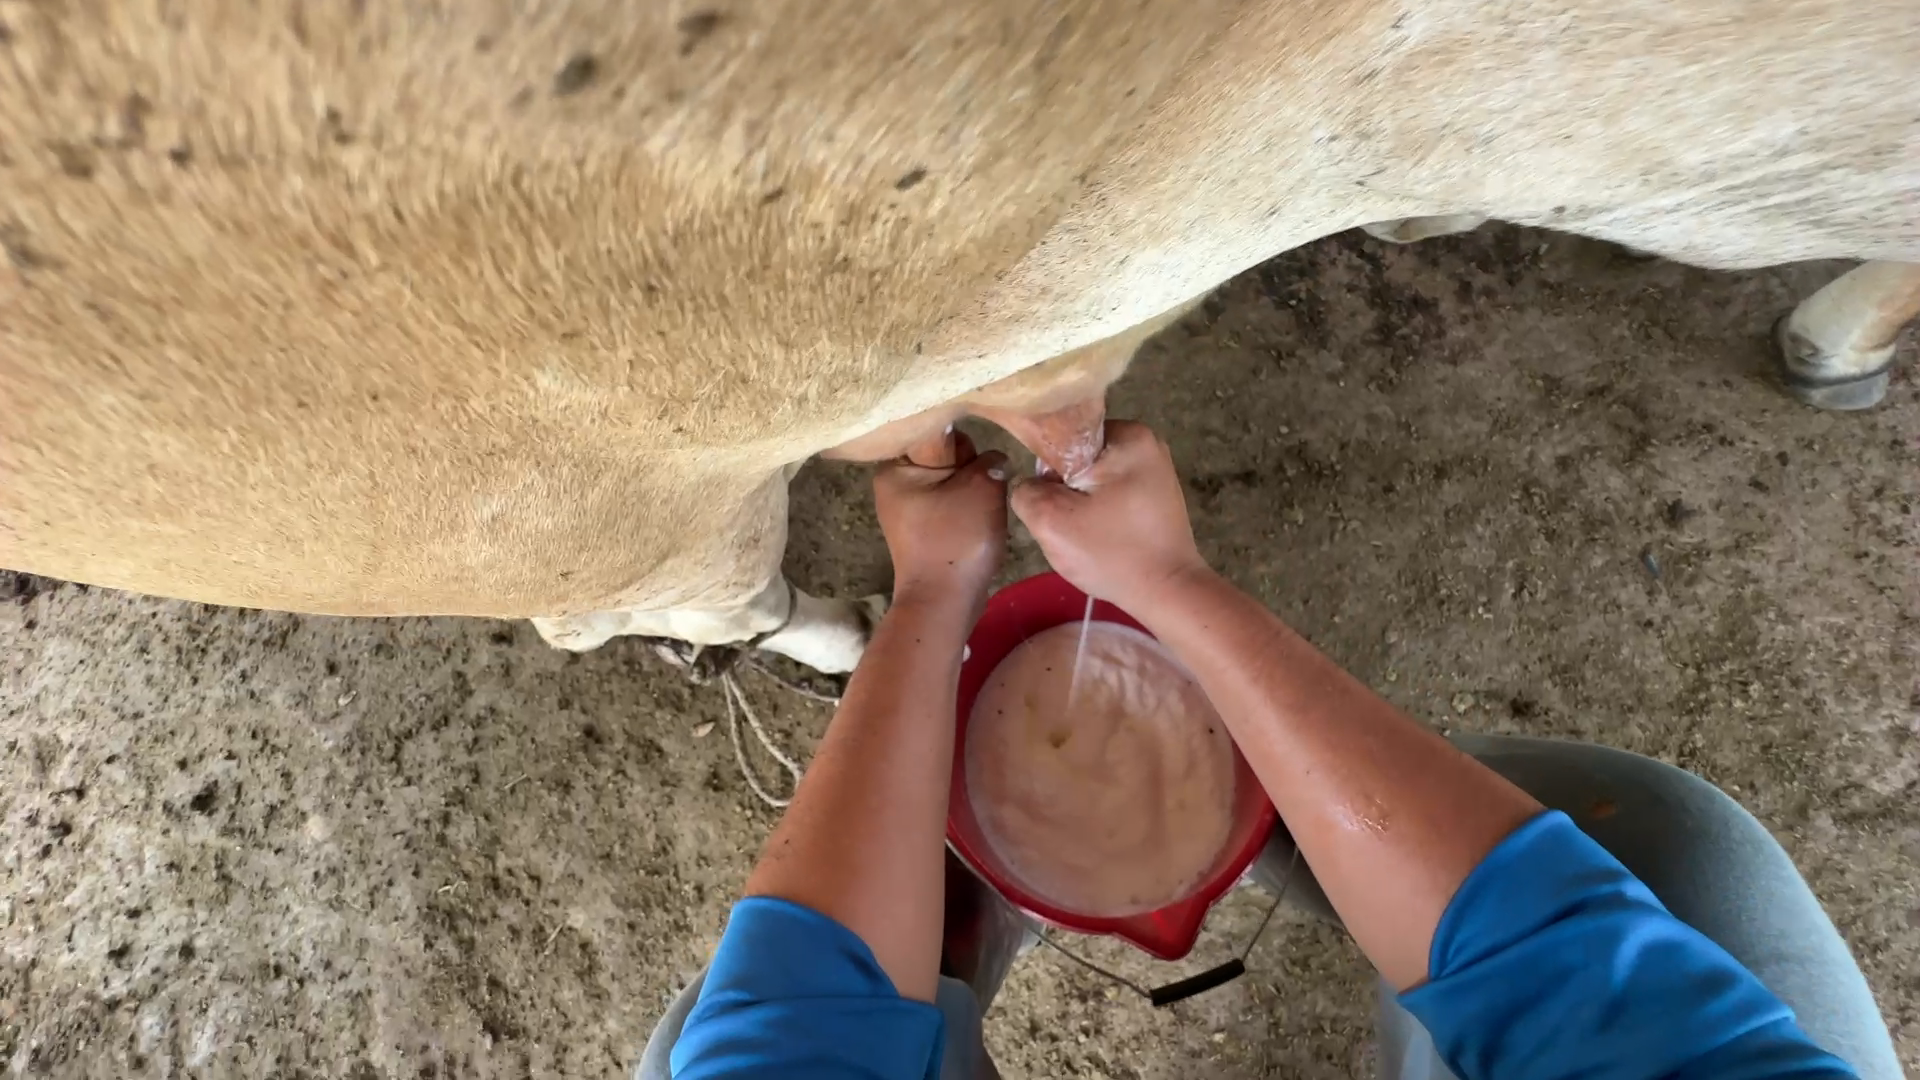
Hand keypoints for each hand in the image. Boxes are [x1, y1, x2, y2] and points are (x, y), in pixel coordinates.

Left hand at [873, 429, 1008, 609]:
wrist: (945, 601)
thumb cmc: (956, 539)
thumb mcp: (982, 486)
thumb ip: (991, 460)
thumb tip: (994, 461)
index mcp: (895, 466)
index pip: (936, 432)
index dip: (965, 444)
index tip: (977, 463)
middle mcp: (894, 484)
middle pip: (945, 457)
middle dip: (971, 471)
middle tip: (983, 492)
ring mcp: (907, 509)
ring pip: (953, 483)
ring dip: (973, 493)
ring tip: (982, 511)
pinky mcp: (921, 530)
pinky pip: (951, 506)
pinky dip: (967, 512)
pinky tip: (977, 525)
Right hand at [1010, 420, 1212, 611]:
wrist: (1167, 593)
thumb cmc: (1113, 553)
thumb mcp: (1051, 521)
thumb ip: (1026, 491)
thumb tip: (1033, 485)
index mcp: (1126, 435)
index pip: (1063, 437)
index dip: (1047, 471)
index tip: (1053, 504)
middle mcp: (1146, 440)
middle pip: (1078, 458)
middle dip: (1065, 489)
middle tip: (1069, 523)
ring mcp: (1155, 467)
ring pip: (1092, 478)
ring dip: (1081, 503)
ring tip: (1088, 532)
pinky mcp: (1157, 493)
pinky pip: (1111, 492)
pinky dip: (1101, 511)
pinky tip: (1104, 535)